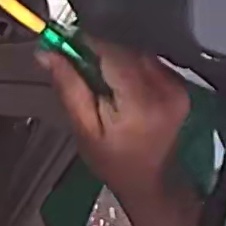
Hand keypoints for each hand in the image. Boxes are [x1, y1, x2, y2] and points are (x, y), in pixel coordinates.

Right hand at [40, 38, 190, 220]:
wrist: (151, 182)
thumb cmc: (113, 162)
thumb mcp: (83, 129)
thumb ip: (68, 87)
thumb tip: (46, 53)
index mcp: (141, 102)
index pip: (112, 54)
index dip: (87, 43)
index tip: (63, 43)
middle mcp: (165, 89)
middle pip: (125, 49)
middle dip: (98, 50)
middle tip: (75, 61)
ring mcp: (177, 86)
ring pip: (136, 51)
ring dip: (113, 55)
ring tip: (96, 76)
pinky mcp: (180, 85)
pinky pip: (147, 60)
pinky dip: (128, 63)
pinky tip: (117, 81)